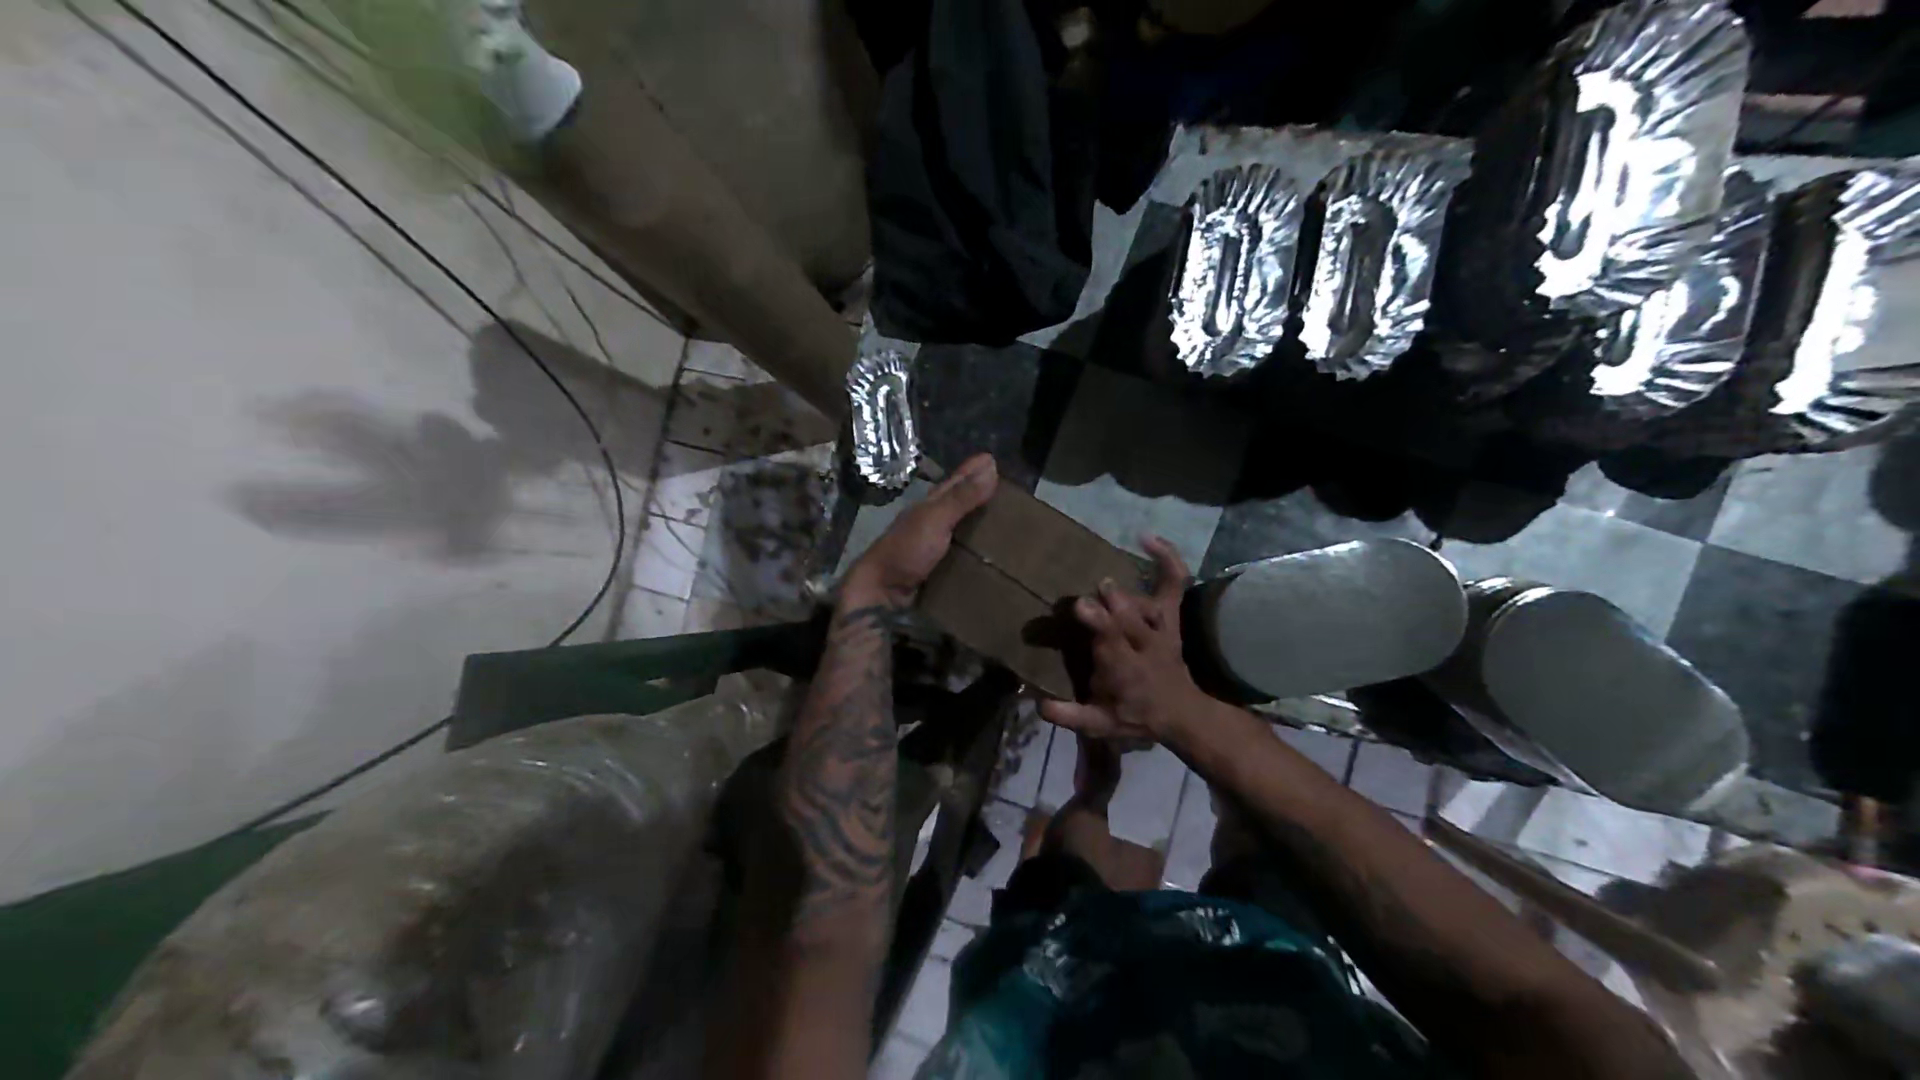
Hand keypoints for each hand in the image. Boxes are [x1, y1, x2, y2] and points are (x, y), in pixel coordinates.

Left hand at [843, 453, 997, 606]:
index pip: (954, 483)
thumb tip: (991, 465)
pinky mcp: (937, 569)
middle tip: (1005, 488)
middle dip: (977, 493)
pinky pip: (961, 552)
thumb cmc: (906, 550)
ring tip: (1003, 519)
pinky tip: (988, 551)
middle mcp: (930, 523)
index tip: (991, 458)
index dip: (971, 470)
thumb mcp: (935, 519)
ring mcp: (932, 547)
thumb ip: (961, 497)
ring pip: (959, 527)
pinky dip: (974, 547)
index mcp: (928, 507)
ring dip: (977, 521)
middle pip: (957, 503)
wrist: (881, 592)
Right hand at [1040, 536, 1208, 743]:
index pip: (1114, 645)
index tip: (1079, 607)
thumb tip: (1037, 704)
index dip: (1100, 624)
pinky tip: (1146, 538)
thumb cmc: (1134, 715)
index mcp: (1127, 671)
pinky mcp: (1171, 617)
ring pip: (1152, 606)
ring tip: (1105, 583)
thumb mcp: (1100, 724)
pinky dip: (1166, 559)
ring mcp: (1163, 629)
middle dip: (1114, 606)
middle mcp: (1147, 647)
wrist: (1180, 711)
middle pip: (1133, 622)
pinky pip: (1175, 584)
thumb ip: (1069, 716)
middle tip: (1090, 593)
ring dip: (1129, 595)